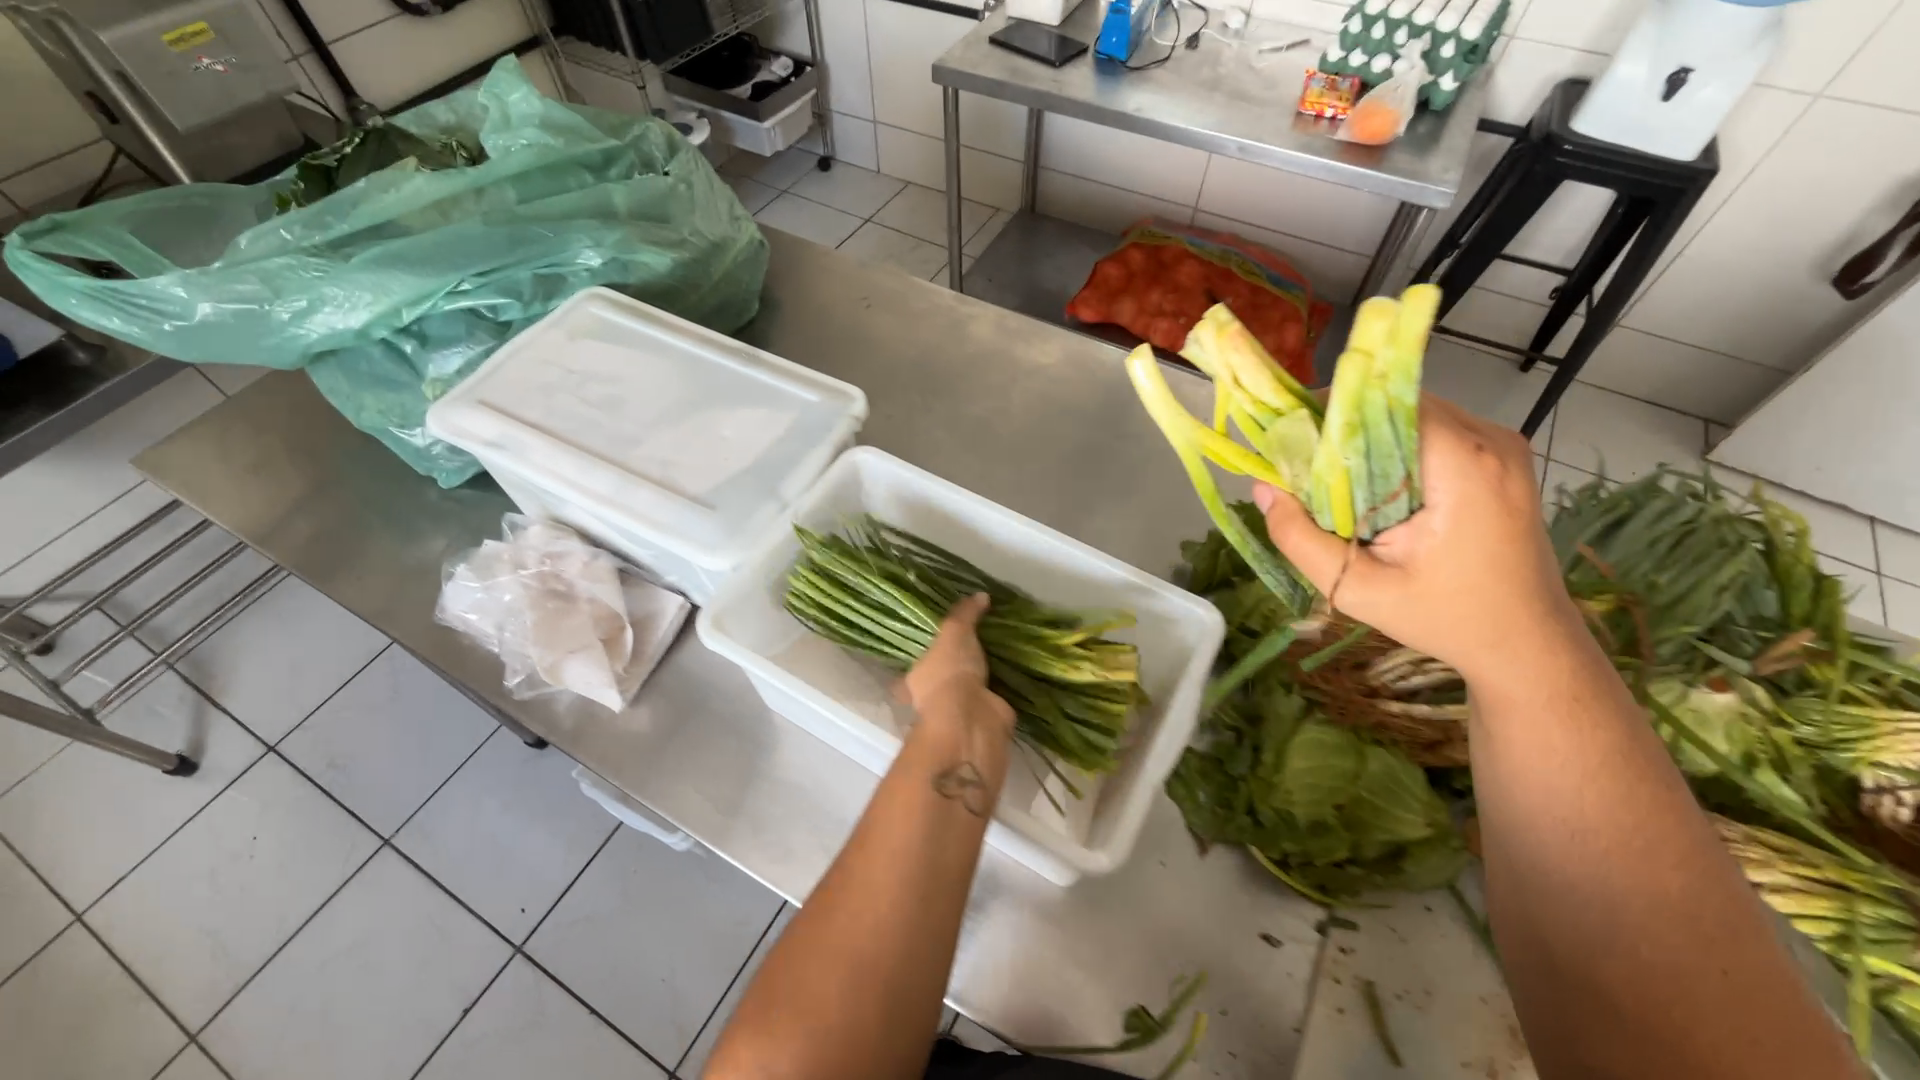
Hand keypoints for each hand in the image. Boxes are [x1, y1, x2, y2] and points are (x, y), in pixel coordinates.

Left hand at [902, 594, 1015, 732]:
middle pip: (945, 677)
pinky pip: (995, 696)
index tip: (943, 641)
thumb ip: (964, 613)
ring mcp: (960, 711)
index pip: (918, 664)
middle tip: (979, 642)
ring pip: (972, 687)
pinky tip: (1017, 670)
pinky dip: (1004, 686)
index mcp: (916, 677)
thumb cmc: (949, 672)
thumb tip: (980, 595)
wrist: (972, 717)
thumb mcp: (953, 632)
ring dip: (985, 675)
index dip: (928, 653)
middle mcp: (933, 697)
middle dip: (959, 665)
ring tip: (1002, 651)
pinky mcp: (986, 717)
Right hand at [1252, 394, 1584, 686]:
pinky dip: (1397, 450)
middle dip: (1346, 428)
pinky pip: (1434, 433)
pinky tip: (1377, 491)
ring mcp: (1501, 445)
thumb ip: (1301, 539)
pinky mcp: (1501, 457)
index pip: (1383, 403)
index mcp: (1463, 464)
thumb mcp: (1359, 589)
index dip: (1331, 412)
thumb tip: (1262, 488)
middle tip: (1304, 466)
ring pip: (1414, 415)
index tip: (1289, 439)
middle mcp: (1489, 440)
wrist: (1527, 643)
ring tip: (1336, 482)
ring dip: (1370, 440)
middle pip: (1397, 405)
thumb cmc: (1445, 618)